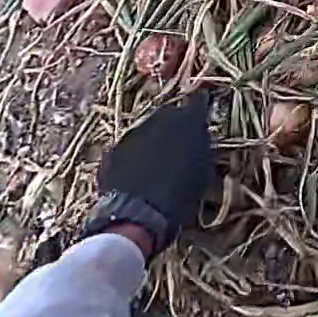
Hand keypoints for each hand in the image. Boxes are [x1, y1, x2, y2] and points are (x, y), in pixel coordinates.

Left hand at [90, 92, 214, 253]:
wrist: (138, 215)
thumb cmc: (182, 193)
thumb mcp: (204, 168)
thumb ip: (202, 144)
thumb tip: (200, 136)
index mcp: (188, 119)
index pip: (199, 101)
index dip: (201, 104)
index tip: (203, 108)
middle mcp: (160, 118)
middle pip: (170, 114)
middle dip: (174, 125)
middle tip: (178, 144)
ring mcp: (133, 133)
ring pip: (147, 130)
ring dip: (152, 140)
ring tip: (156, 164)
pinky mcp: (113, 151)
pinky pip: (129, 148)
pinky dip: (134, 156)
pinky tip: (137, 176)